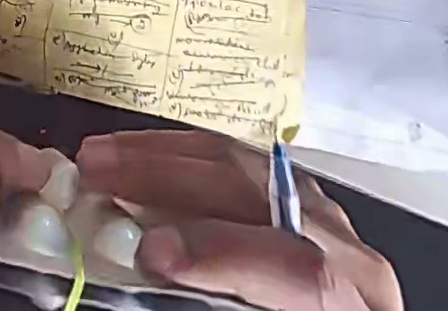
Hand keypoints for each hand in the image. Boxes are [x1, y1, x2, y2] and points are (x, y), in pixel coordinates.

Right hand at [77, 131, 401, 310]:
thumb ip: (210, 299)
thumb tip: (147, 256)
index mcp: (351, 305)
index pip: (299, 270)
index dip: (222, 254)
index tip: (151, 252)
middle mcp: (347, 250)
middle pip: (256, 191)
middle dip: (166, 176)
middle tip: (95, 173)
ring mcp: (322, 215)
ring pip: (240, 160)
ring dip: (161, 153)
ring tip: (103, 152)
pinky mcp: (296, 197)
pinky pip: (235, 160)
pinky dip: (181, 154)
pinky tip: (141, 152)